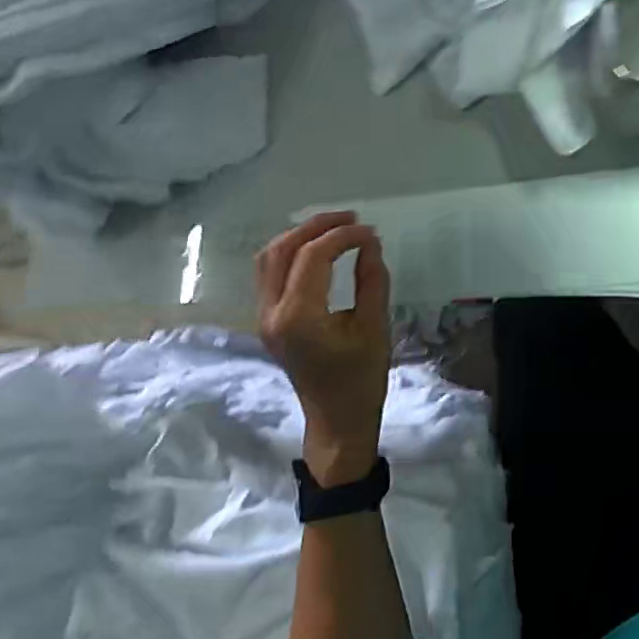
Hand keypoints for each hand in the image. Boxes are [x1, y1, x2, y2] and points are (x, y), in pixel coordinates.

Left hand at [256, 212, 392, 485]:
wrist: (337, 420)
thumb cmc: (361, 378)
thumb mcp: (375, 327)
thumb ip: (372, 280)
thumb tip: (370, 243)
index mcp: (298, 316)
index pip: (313, 257)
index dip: (342, 236)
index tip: (371, 233)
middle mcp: (272, 312)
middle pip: (281, 250)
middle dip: (316, 227)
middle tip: (351, 219)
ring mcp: (264, 317)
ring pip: (268, 259)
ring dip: (299, 237)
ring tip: (334, 229)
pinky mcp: (268, 321)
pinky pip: (270, 274)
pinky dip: (292, 254)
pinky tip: (318, 251)